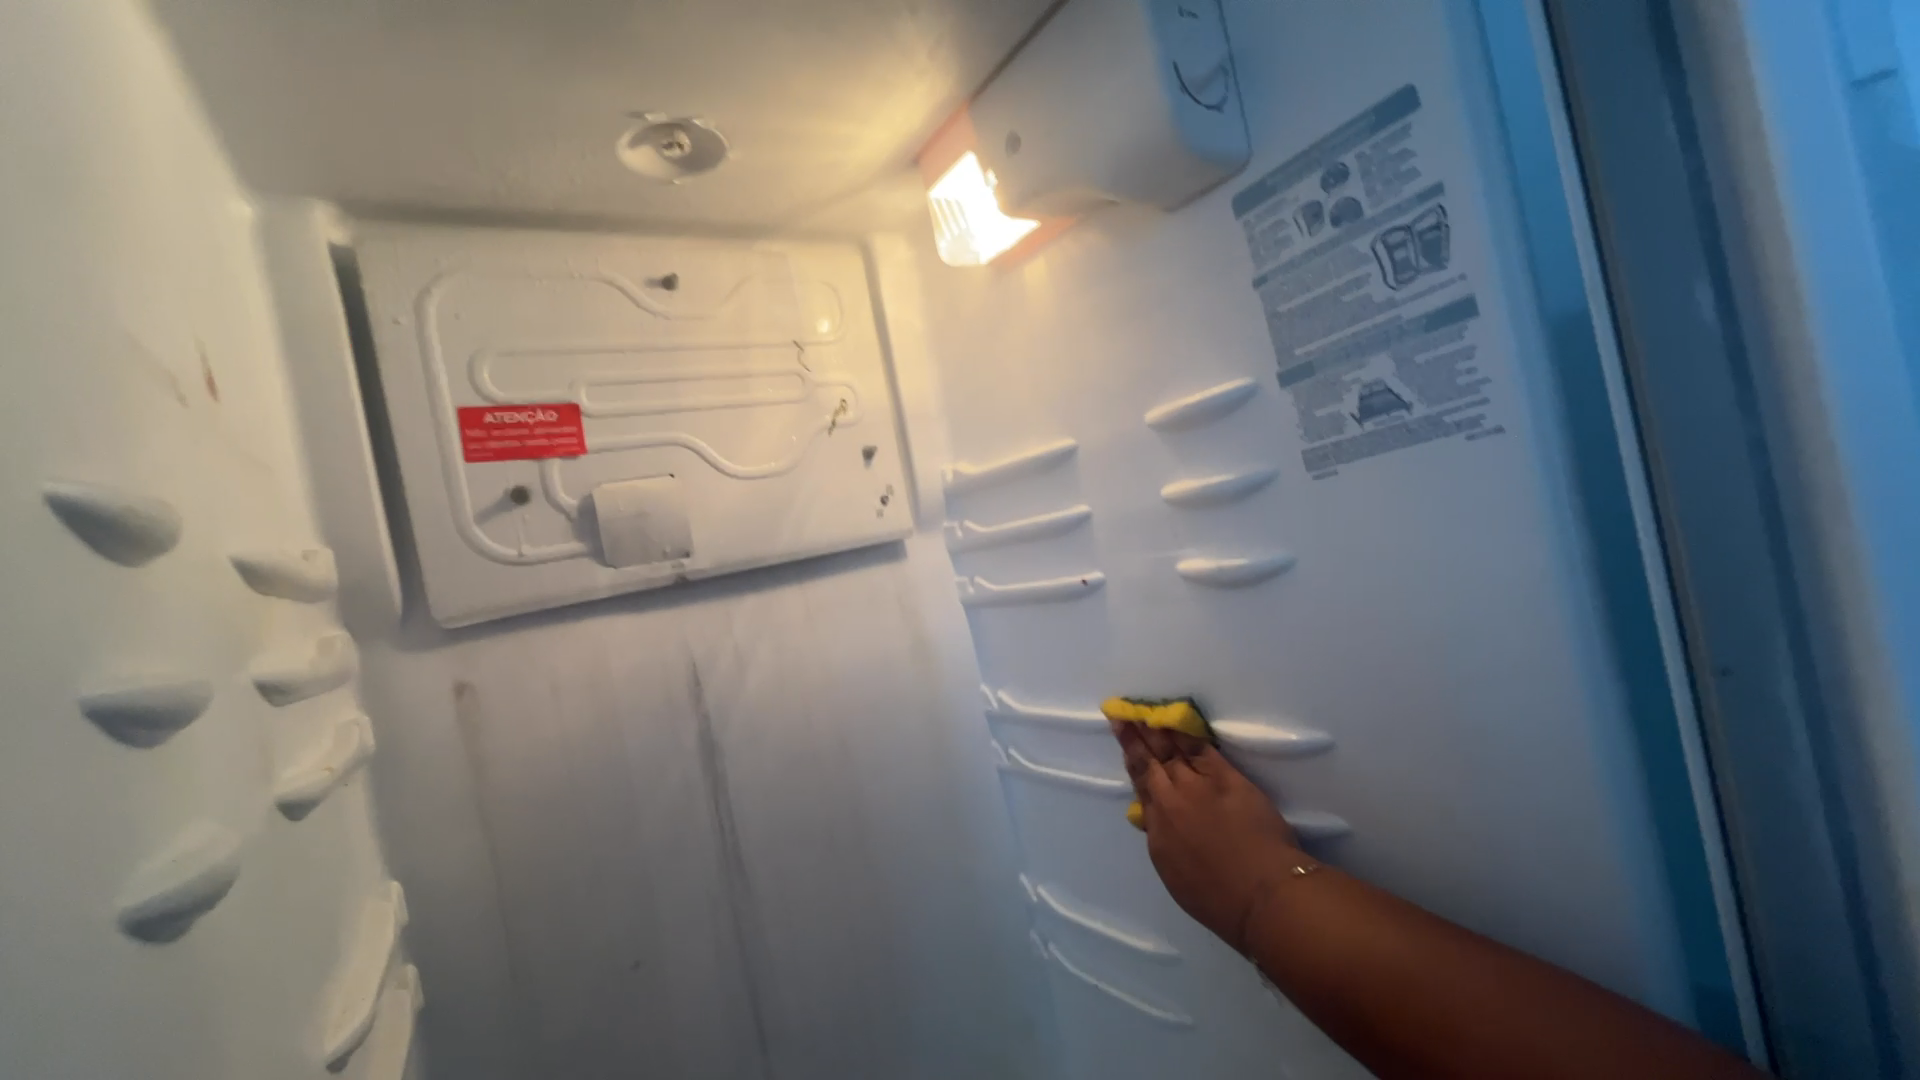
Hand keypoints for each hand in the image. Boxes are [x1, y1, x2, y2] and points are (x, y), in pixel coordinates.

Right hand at [1112, 720, 1305, 954]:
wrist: (1262, 894)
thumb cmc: (1219, 899)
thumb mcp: (1173, 873)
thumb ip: (1162, 838)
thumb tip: (1153, 816)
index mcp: (1157, 827)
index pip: (1140, 783)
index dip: (1130, 759)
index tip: (1121, 738)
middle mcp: (1171, 800)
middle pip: (1150, 760)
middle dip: (1136, 736)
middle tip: (1123, 714)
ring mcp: (1198, 785)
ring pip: (1172, 749)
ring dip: (1156, 729)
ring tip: (1146, 712)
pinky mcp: (1227, 778)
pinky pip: (1201, 748)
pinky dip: (1186, 733)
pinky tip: (1178, 721)